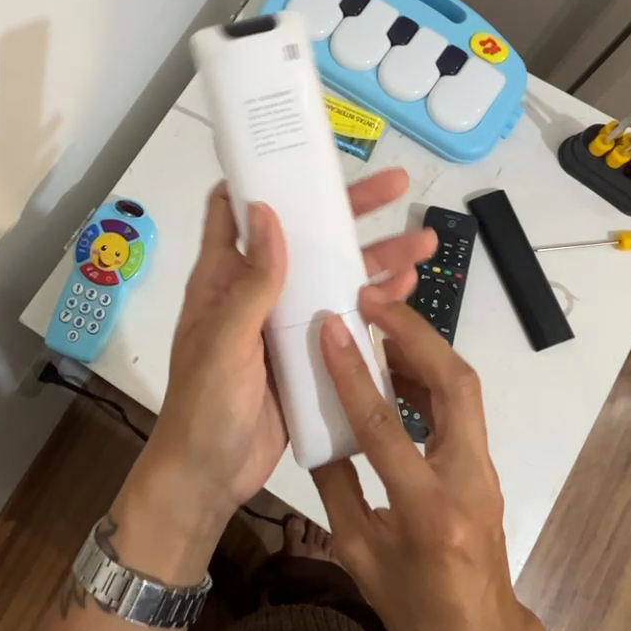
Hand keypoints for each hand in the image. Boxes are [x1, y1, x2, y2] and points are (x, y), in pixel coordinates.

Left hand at [144, 170, 436, 518]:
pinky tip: (408, 291)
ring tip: (424, 242)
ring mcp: (286, 323)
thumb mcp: (225, 338)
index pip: (236, 211)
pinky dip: (375, 303)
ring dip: (376, 258)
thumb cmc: (206, 403)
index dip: (265, 180)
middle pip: (305, 237)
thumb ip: (251, 281)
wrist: (211, 476)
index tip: (304, 155)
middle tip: (398, 186)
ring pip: (334, 276)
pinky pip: (345, 319)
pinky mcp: (310, 355)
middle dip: (349, 211)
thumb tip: (266, 211)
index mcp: (223, 279)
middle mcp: (256, 292)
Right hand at [312, 287, 630, 630]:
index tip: (333, 328)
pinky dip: (429, 374)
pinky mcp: (483, 464)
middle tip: (372, 300)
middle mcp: (466, 477)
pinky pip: (460, 405)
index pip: (386, 426)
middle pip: (454, 384)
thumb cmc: (417, 609)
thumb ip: (338, 486)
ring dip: (424, 347)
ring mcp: (483, 468)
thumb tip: (316, 430)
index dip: (355, 373)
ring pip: (464, 387)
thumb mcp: (359, 554)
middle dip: (415, 334)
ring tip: (380, 321)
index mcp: (427, 508)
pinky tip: (397, 366)